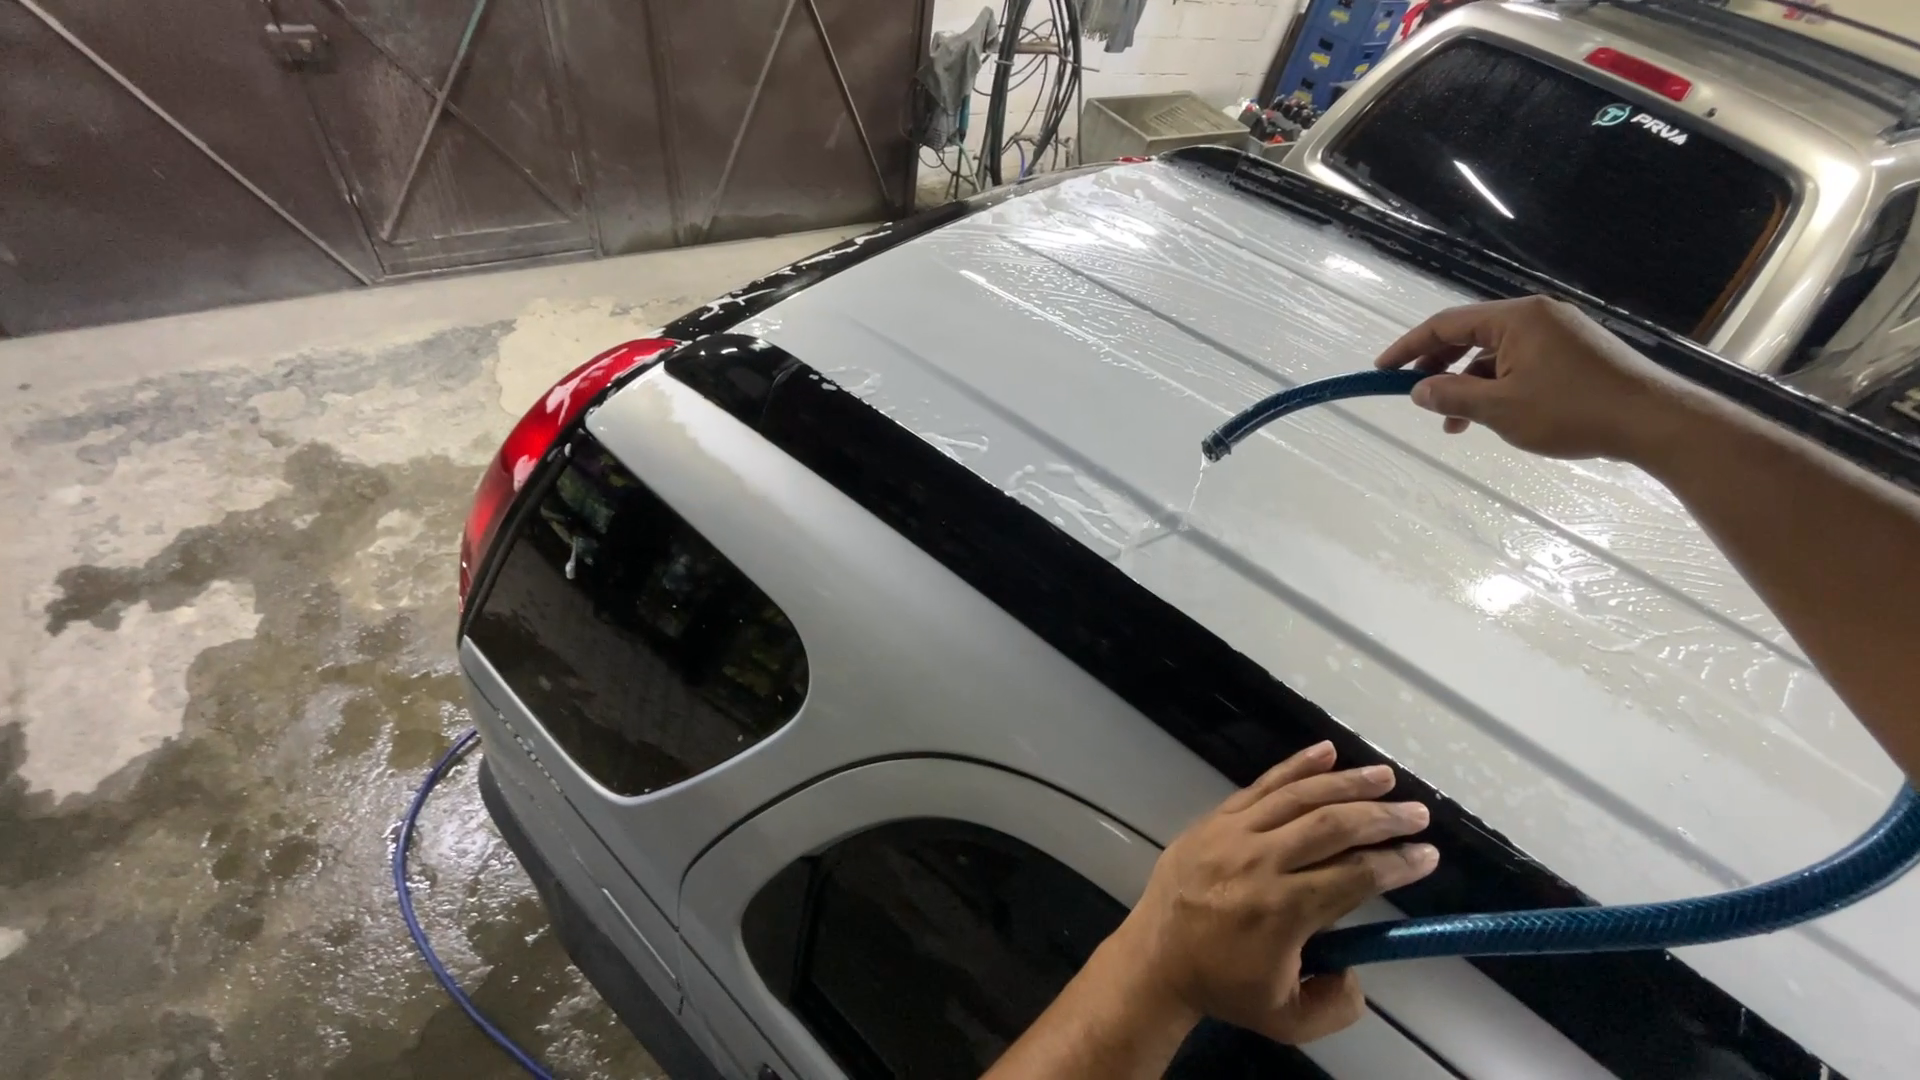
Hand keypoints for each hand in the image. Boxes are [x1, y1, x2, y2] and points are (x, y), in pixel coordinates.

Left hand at [1111, 741, 1437, 1043]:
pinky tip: (1324, 752)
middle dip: (1381, 817)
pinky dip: (1294, 766)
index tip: (1427, 854)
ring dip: (1346, 783)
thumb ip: (1338, 1004)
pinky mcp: (1216, 818)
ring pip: (1298, 797)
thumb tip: (1359, 968)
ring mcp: (1235, 833)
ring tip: (1384, 776)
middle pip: (1332, 826)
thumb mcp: (1289, 1019)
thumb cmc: (1223, 986)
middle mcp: (1261, 861)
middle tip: (1418, 814)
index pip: (1354, 875)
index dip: (1396, 863)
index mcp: (1283, 910)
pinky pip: (1260, 785)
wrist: (1155, 956)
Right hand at [1374, 295, 1701, 461]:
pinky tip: (1486, 415)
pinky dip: (1492, 386)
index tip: (1380, 370)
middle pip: (1468, 334)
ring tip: (1450, 420)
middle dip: (1435, 365)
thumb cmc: (1572, 411)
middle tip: (1411, 393)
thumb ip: (1451, 396)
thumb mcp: (1499, 408)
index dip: (1408, 348)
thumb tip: (1418, 390)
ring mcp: (1557, 334)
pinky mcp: (1572, 354)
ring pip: (1491, 353)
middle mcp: (1536, 317)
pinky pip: (1516, 363)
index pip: (1446, 324)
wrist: (1655, 422)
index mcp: (1517, 319)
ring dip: (1464, 383)